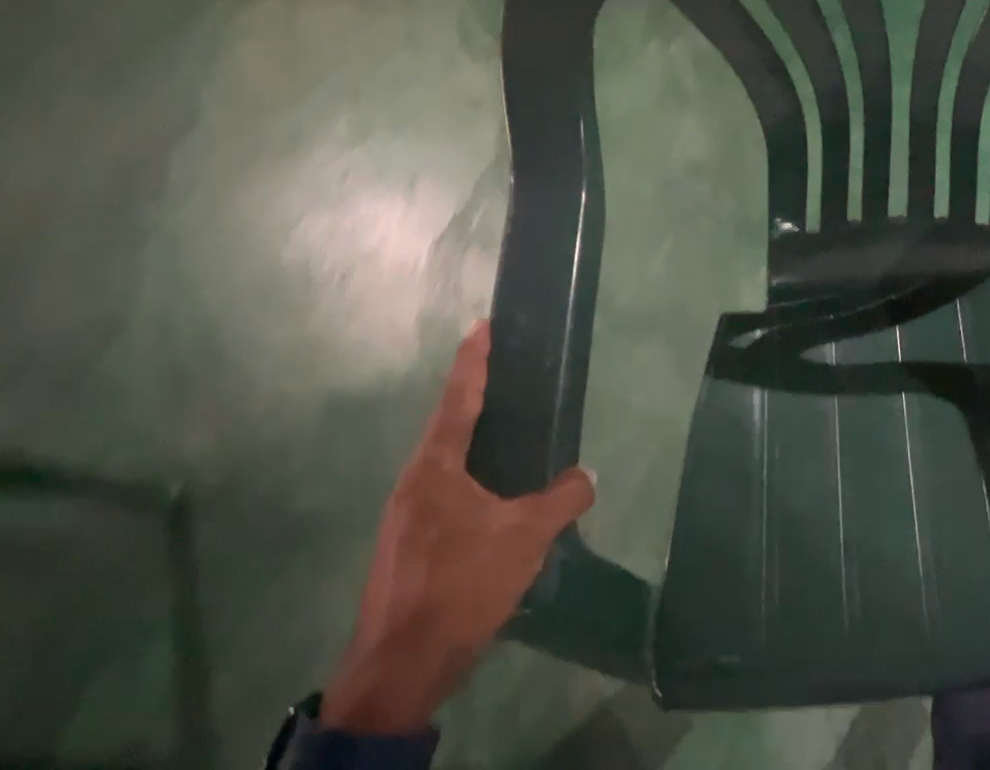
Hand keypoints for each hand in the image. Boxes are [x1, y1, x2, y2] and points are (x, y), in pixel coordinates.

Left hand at [322, 321, 594, 733]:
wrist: (403, 663)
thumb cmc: (463, 583)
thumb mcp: (527, 536)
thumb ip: (563, 498)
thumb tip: (586, 477)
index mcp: (435, 469)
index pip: (458, 401)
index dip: (473, 362)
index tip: (483, 326)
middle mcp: (414, 484)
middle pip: (450, 429)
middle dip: (478, 400)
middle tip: (512, 378)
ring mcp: (408, 518)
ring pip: (448, 466)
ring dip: (478, 446)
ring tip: (515, 437)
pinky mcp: (411, 546)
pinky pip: (449, 496)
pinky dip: (476, 483)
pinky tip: (502, 500)